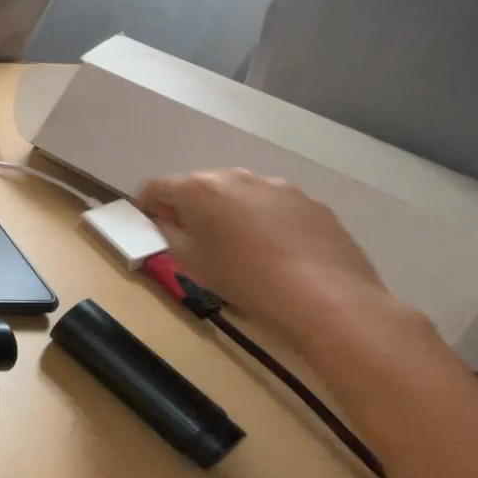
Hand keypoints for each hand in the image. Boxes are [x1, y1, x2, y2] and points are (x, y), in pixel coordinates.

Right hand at [136, 169, 391, 342]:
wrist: (329, 300)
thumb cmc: (244, 279)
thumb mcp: (189, 261)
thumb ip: (170, 232)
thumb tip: (169, 220)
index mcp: (197, 187)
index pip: (157, 186)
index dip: (149, 204)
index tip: (152, 224)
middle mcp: (236, 177)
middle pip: (201, 186)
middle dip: (193, 206)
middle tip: (198, 236)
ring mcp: (279, 187)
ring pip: (241, 194)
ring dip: (232, 210)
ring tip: (243, 244)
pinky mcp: (314, 204)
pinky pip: (276, 206)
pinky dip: (268, 220)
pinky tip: (279, 250)